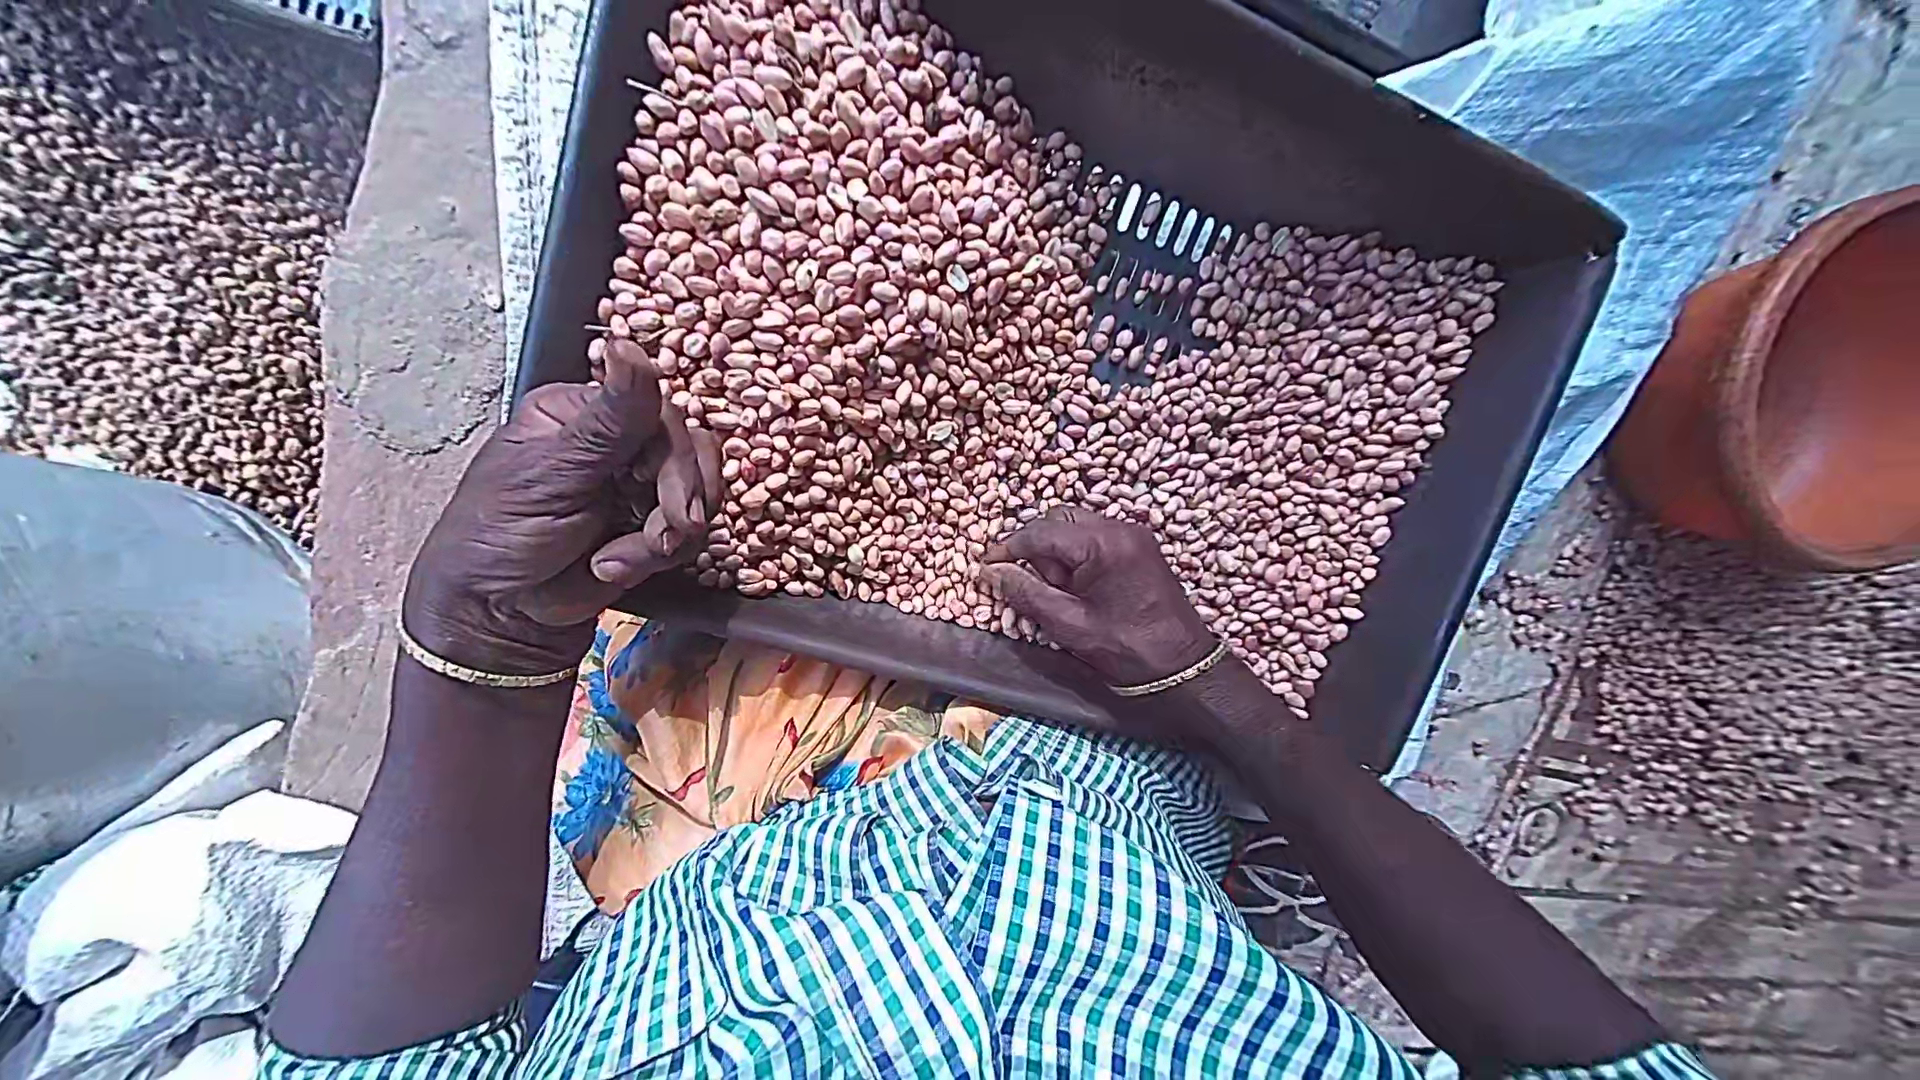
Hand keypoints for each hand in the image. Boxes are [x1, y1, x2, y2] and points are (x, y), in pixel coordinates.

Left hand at [402, 339, 721, 674]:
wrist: (500, 614)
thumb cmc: (501, 535)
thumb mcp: (552, 473)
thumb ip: (608, 418)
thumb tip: (631, 345)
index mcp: (586, 414)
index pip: (662, 414)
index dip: (676, 458)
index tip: (672, 501)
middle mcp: (620, 442)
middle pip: (691, 452)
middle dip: (681, 500)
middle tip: (664, 536)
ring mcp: (641, 484)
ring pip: (701, 491)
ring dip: (673, 532)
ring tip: (629, 556)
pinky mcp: (654, 523)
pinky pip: (693, 530)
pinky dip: (664, 554)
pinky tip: (618, 566)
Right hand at [979, 506, 1217, 687]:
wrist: (1183, 667)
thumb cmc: (1126, 649)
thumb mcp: (1067, 624)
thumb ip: (1025, 592)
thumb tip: (991, 572)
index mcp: (1104, 544)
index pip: (1041, 532)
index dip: (1009, 548)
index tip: (988, 566)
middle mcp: (1120, 528)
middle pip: (1058, 519)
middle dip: (1036, 547)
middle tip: (1030, 583)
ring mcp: (1133, 535)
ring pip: (1074, 526)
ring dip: (1056, 552)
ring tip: (1059, 591)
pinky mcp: (1138, 547)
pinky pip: (1093, 537)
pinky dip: (1076, 555)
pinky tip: (1077, 587)